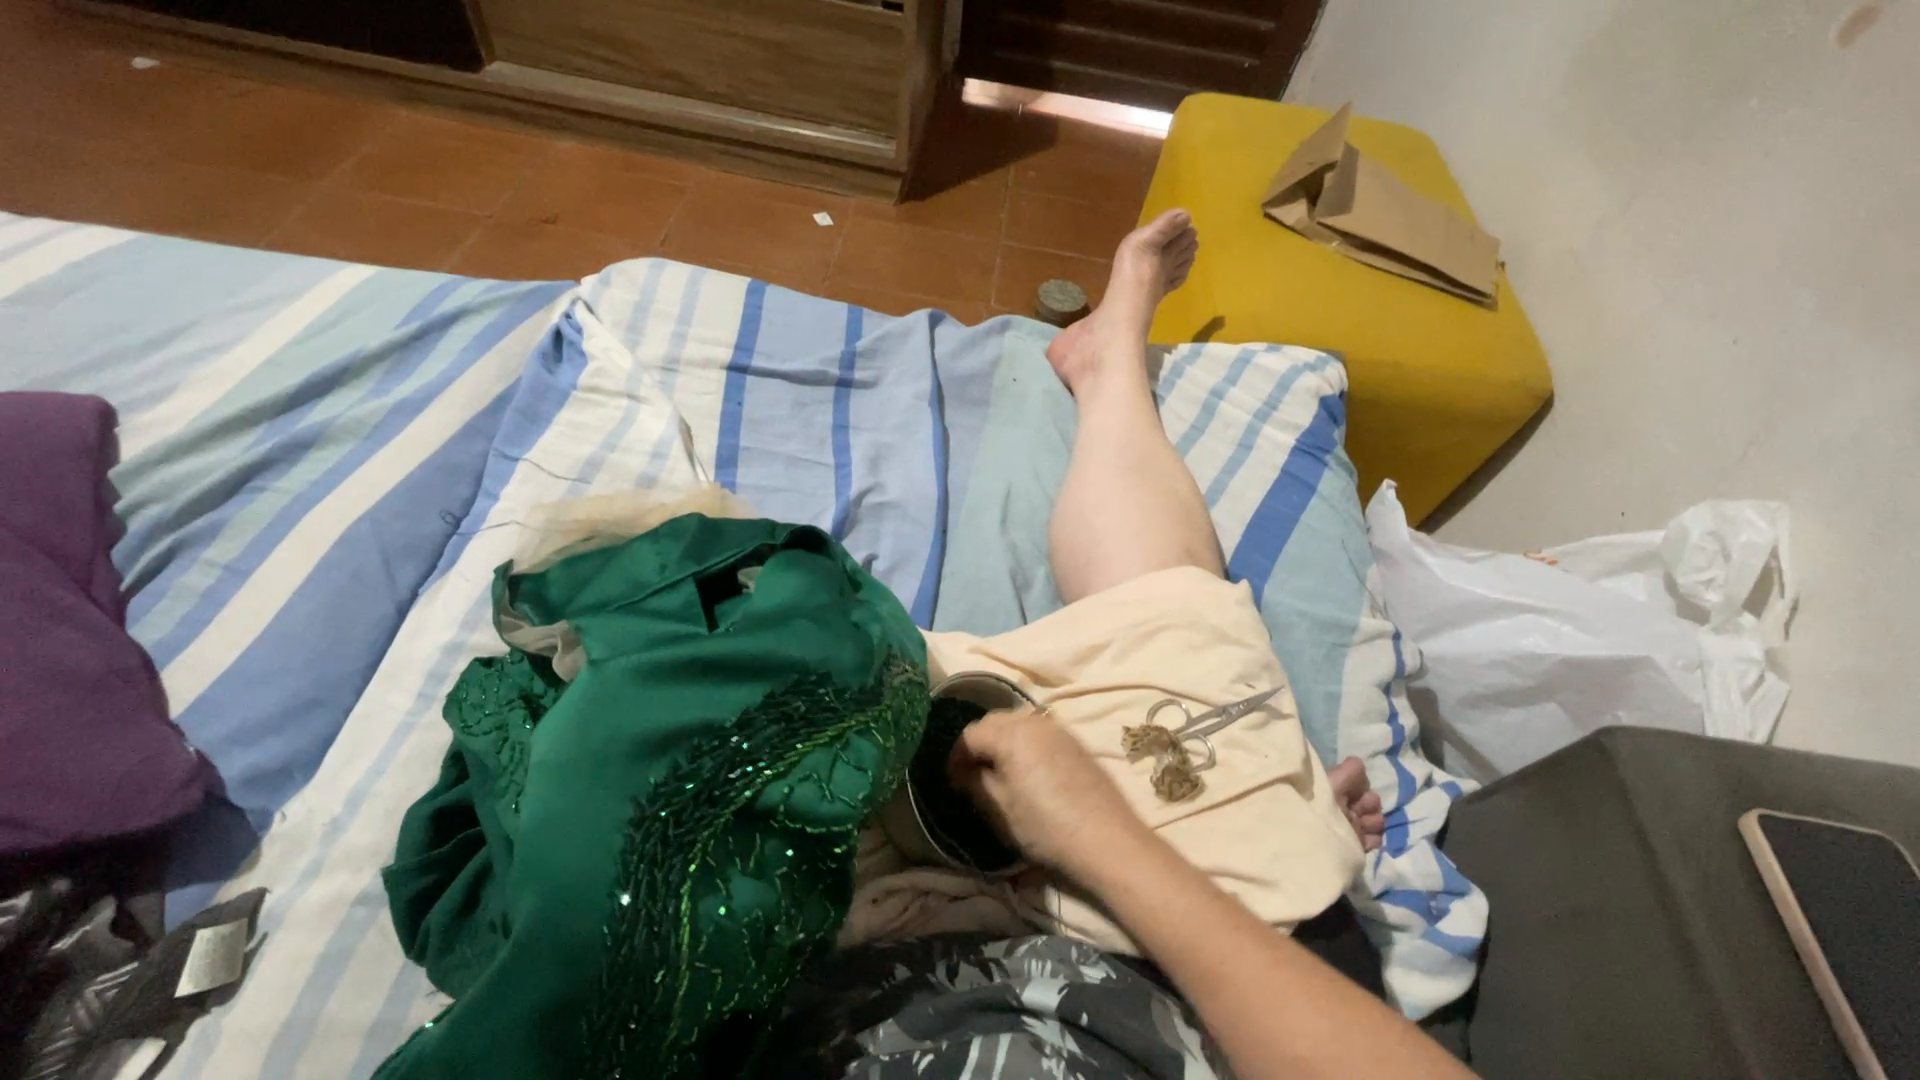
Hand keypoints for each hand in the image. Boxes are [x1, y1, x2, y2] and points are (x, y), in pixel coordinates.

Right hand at [947, 707, 1153, 883]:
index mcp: (1010, 733)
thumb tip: (964, 772)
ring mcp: (1059, 729)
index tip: (953, 782)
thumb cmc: (1045, 826)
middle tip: (973, 775)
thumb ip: (975, 784)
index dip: (955, 757)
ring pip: (1019, 724)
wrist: (1107, 840)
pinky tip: (1030, 772)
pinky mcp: (1077, 743)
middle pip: (994, 722)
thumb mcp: (999, 810)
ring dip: (1004, 742)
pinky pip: (1041, 733)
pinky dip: (1027, 745)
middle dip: (979, 744)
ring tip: (1001, 773)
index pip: (969, 734)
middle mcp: (1034, 721)